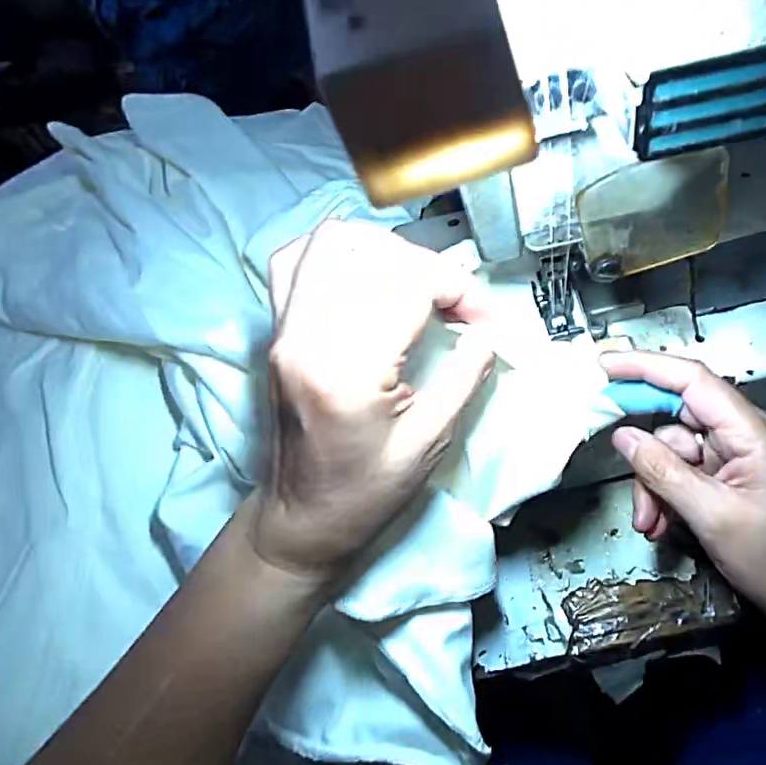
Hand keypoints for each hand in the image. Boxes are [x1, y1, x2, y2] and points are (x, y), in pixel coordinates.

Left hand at [245, 220, 495, 589]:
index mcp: (348, 372)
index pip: (409, 287)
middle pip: (376, 258)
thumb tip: (489, 334)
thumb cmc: (366, 493)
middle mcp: (307, 338)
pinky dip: (337, 252)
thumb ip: (463, 379)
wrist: (299, 520)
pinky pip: (295, 260)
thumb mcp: (428, 443)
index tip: (483, 321)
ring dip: (387, 251)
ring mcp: (284, 330)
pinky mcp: (276, 331)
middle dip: (431, 269)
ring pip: (333, 244)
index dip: (458, 290)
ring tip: (417, 283)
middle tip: (457, 305)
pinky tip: (368, 275)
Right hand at [600, 351, 765, 633]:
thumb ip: (664, 472)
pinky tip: (664, 522)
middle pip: (679, 420)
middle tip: (623, 470)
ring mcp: (741, 453)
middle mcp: (748, 432)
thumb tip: (624, 437)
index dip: (647, 367)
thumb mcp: (713, 517)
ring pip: (677, 450)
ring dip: (656, 485)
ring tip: (651, 521)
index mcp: (755, 432)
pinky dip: (669, 493)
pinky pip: (688, 470)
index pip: (694, 381)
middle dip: (648, 455)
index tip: (607, 365)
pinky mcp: (734, 473)